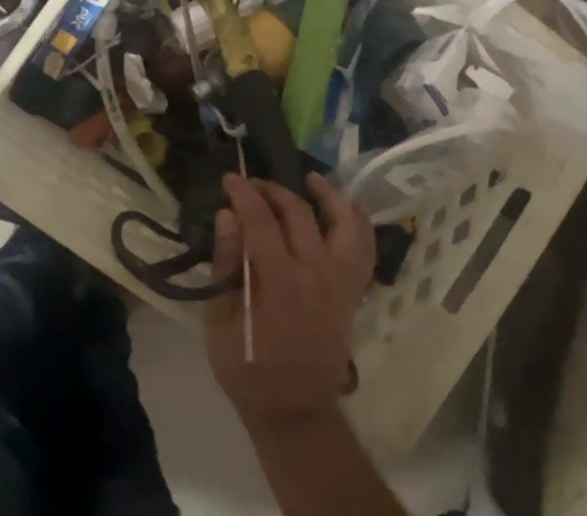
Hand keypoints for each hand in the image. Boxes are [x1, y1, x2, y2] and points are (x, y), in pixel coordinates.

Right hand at [206, 172, 375, 428]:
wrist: (295, 408)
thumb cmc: (248, 369)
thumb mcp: (220, 322)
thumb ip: (227, 265)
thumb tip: (227, 216)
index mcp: (278, 281)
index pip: (260, 219)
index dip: (244, 193)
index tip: (229, 178)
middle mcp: (316, 272)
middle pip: (298, 212)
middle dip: (272, 190)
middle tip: (252, 184)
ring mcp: (341, 280)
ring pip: (344, 222)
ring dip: (327, 195)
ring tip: (310, 178)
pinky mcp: (354, 291)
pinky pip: (365, 248)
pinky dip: (359, 222)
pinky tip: (346, 209)